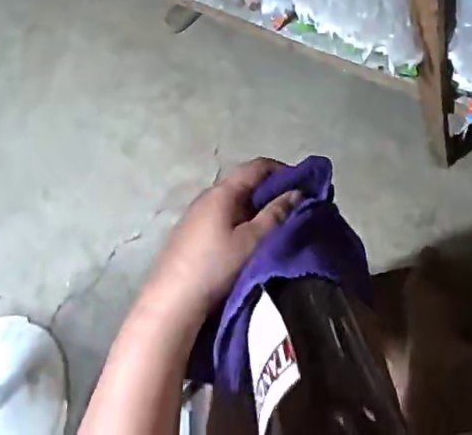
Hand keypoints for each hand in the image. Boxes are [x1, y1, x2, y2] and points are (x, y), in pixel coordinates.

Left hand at [137, 158, 302, 325]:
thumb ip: (276, 215)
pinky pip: (222, 218)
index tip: (303, 186)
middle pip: (245, 183)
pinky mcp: (189, 236)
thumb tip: (297, 192)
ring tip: (275, 228)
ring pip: (234, 203)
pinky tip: (248, 243)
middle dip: (271, 192)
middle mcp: (207, 196)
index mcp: (223, 191)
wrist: (168, 306)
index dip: (283, 171)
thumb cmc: (214, 267)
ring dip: (256, 210)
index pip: (258, 166)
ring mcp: (195, 216)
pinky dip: (240, 222)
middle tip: (293, 210)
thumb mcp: (251, 242)